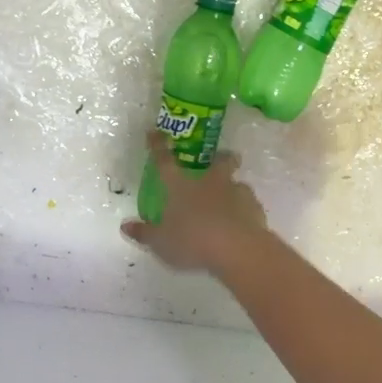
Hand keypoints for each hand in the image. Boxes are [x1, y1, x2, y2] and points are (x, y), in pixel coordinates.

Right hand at [121, 132, 271, 273]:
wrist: (237, 249)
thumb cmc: (192, 241)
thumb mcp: (161, 242)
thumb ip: (145, 233)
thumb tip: (125, 226)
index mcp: (182, 187)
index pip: (165, 162)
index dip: (158, 146)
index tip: (154, 132)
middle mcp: (211, 183)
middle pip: (220, 161)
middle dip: (221, 158)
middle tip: (218, 162)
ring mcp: (236, 192)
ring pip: (238, 183)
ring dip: (234, 189)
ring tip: (230, 205)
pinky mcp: (255, 208)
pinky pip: (249, 205)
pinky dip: (245, 211)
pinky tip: (241, 225)